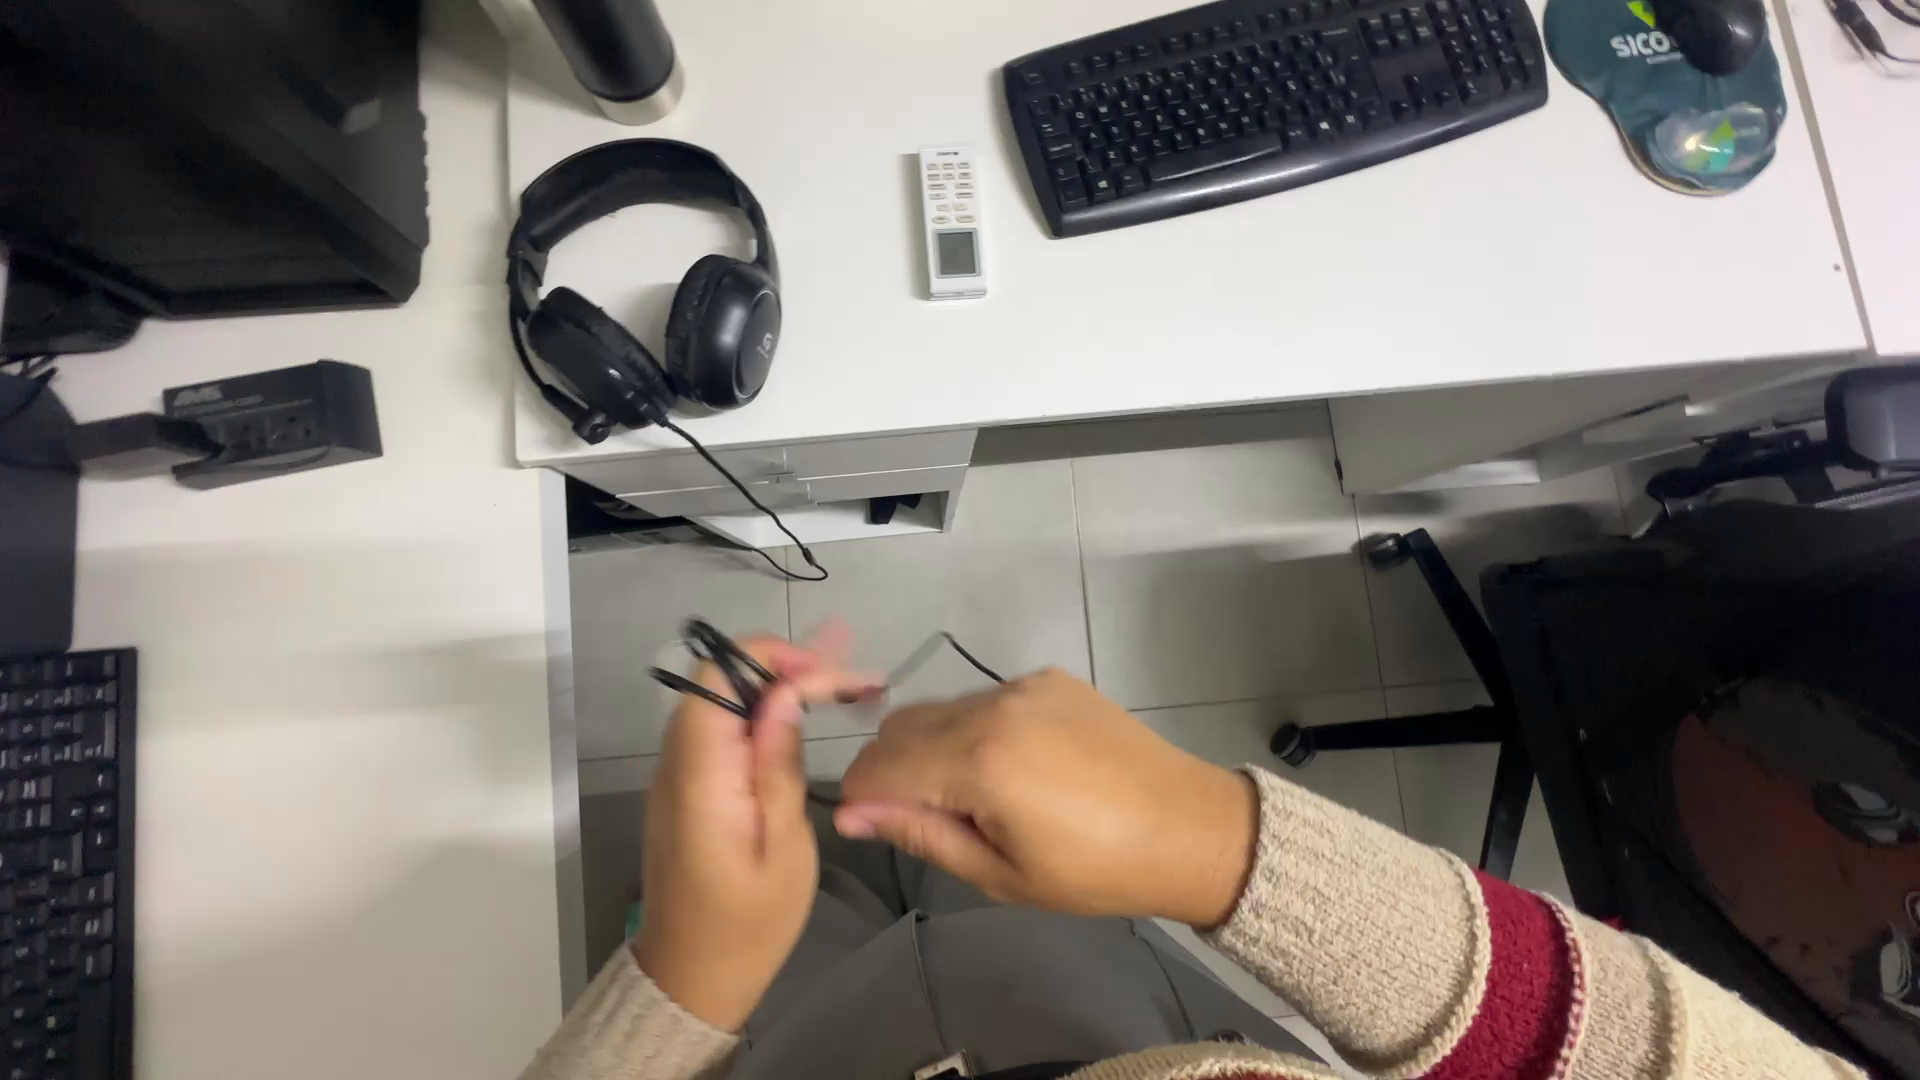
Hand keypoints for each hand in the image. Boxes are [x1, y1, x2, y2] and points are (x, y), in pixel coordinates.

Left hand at [632, 632, 879, 1031]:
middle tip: (851, 680)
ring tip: (842, 688)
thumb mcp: (783, 851)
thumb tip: (784, 695)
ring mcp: (678, 773)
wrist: (690, 981)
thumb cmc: (748, 925)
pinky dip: (764, 710)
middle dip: (787, 665)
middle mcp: (678, 763)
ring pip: (724, 700)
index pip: (716, 679)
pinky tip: (805, 715)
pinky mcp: (689, 785)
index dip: (769, 657)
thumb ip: (779, 768)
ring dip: (780, 684)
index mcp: (700, 777)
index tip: (827, 671)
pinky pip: (723, 727)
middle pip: (721, 681)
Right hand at [833, 668, 1257, 928]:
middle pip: (900, 725)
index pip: (879, 766)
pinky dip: (973, 727)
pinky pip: (984, 698)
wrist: (1186, 824)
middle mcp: (992, 706)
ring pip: (940, 708)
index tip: (864, 824)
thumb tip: (851, 812)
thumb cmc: (1093, 869)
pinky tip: (1013, 761)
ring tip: (969, 792)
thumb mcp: (999, 872)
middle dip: (886, 767)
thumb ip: (920, 832)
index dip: (858, 796)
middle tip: (914, 813)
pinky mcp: (1047, 677)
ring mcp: (1022, 684)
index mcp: (978, 761)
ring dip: (929, 745)